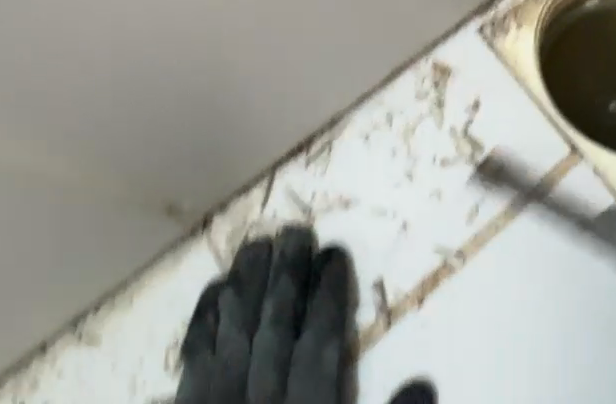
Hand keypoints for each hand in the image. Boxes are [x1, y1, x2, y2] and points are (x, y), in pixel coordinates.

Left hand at [175, 224, 435, 403]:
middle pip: (276, 326)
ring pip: (234, 333)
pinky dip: (202, 322)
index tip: (335, 251)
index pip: (320, 342)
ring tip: (257, 243)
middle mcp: (261, 402)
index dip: (328, 294)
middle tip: (296, 229)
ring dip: (245, 285)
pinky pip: (192, 360)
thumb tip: (423, 385)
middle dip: (287, 275)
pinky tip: (212, 292)